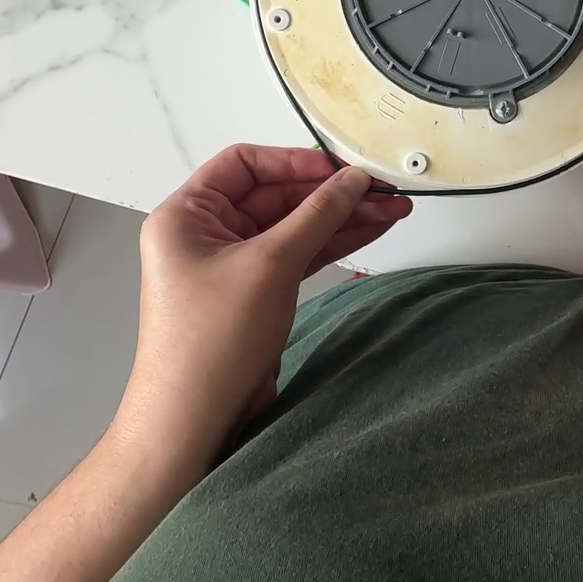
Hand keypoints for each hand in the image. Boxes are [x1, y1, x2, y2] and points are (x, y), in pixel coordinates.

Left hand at [119, 146, 412, 457]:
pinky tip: (373, 231)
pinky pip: (303, 252)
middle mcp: (210, 233)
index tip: (343, 168)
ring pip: (299, 225)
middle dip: (333, 193)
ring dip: (345, 217)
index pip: (245, 163)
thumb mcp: (270, 264)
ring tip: (394, 209)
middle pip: (280, 194)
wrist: (196, 421)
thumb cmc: (212, 341)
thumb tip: (355, 179)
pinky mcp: (260, 289)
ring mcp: (237, 262)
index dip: (296, 160)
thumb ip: (317, 215)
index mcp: (188, 215)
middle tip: (382, 190)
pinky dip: (337, 242)